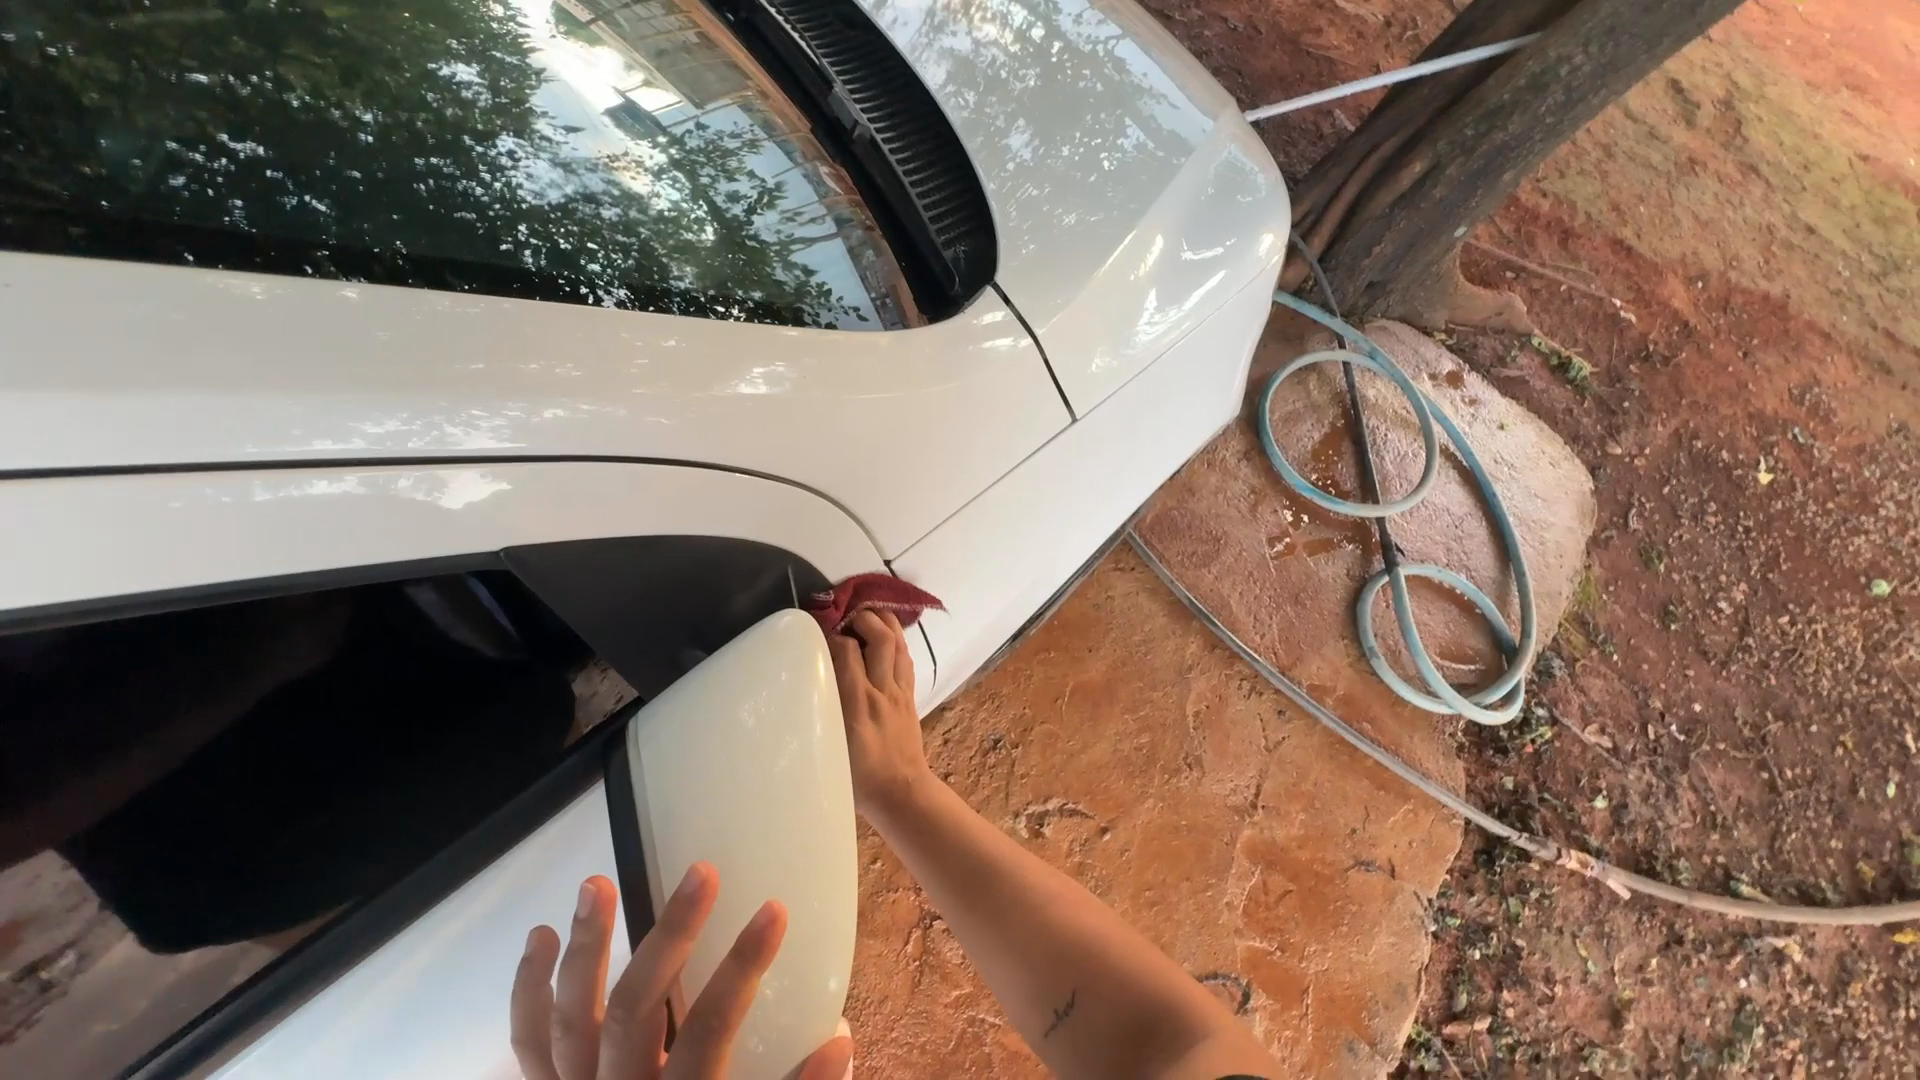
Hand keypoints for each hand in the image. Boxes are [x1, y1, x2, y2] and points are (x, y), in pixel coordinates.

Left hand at [510, 865, 852, 1079]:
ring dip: (585, 948)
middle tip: (702, 873)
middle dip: (668, 936)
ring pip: (568, 1018)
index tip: (774, 909)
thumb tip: (841, 1040)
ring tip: (598, 883)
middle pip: (633, 1011)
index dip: (742, 969)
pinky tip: (541, 935)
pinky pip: (526, 1043)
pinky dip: (527, 989)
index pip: (709, 1031)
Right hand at [826, 611, 931, 820]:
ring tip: (866, 613)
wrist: (901, 792)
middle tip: (844, 614)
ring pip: (898, 643)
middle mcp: (881, 691)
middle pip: (880, 638)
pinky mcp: (910, 695)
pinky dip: (896, 640)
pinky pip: (906, 658)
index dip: (831, 634)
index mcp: (857, 704)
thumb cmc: (857, 779)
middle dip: (862, 617)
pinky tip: (885, 634)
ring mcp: (899, 691)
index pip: (846, 651)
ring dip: (883, 622)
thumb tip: (797, 689)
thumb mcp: (828, 749)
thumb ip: (816, 717)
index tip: (816, 631)